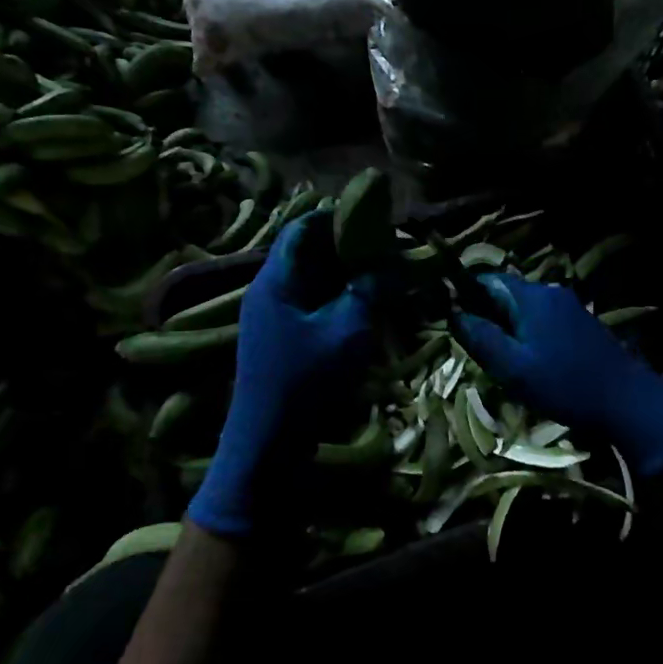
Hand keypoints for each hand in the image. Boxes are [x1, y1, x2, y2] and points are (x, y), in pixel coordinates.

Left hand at [187, 212, 376, 536]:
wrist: (268, 446)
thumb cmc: (305, 380)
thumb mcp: (347, 331)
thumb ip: (370, 289)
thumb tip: (395, 262)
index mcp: (275, 281)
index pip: (301, 228)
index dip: (334, 217)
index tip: (371, 217)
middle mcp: (268, 292)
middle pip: (307, 253)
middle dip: (346, 248)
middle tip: (385, 249)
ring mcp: (272, 319)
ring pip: (311, 281)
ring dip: (344, 275)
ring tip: (381, 275)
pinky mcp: (281, 341)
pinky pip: (311, 306)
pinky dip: (337, 300)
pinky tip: (364, 309)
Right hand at [454, 273, 662, 479]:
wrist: (630, 403)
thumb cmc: (565, 385)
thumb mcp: (513, 368)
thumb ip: (480, 337)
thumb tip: (452, 312)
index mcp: (531, 296)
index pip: (485, 280)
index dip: (466, 299)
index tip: (458, 328)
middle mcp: (550, 291)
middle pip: (504, 295)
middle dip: (489, 320)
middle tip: (485, 356)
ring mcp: (569, 306)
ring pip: (523, 310)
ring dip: (510, 332)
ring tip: (509, 366)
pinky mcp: (581, 323)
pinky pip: (542, 321)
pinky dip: (530, 337)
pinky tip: (535, 367)